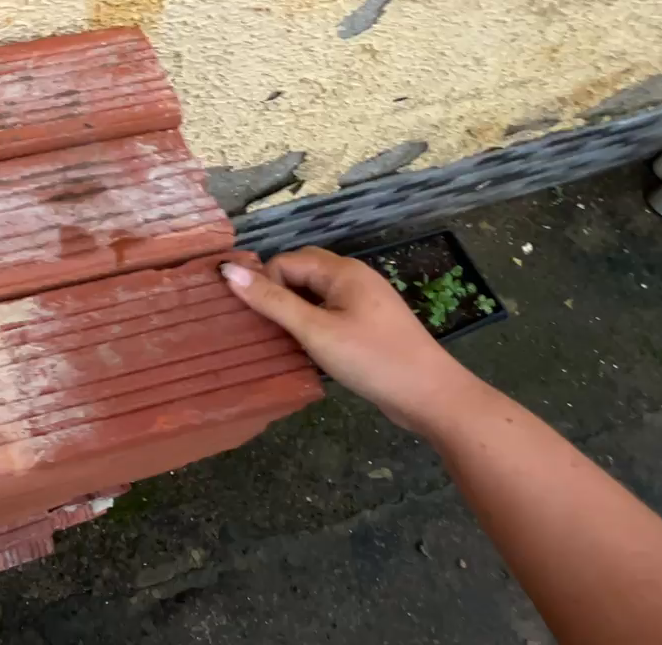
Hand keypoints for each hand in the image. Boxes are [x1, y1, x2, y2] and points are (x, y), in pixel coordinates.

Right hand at [221, 248, 483, 432]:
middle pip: (300, 271)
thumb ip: (271, 300)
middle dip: (277, 292)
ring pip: (314, 292)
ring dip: (294, 309)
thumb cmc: (372, 360)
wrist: (435, 399)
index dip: (266, 284)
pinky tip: (308, 347)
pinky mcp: (371, 323)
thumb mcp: (315, 331)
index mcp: (342, 271)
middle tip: (267, 326)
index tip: (259, 318)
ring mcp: (365, 301)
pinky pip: (329, 310)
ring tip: (284, 339)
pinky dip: (312, 322)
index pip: (285, 261)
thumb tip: (227, 270)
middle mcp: (354, 277)